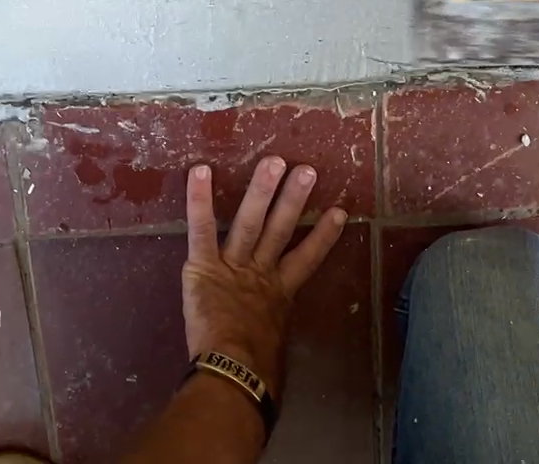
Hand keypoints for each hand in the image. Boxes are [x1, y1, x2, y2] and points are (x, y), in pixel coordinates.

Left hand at [182, 157, 346, 397]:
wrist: (236, 378)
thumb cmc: (257, 375)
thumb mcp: (273, 350)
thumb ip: (272, 336)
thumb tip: (271, 354)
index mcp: (280, 294)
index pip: (307, 258)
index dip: (323, 235)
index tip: (340, 211)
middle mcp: (261, 273)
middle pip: (280, 229)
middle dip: (294, 199)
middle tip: (307, 169)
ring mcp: (234, 266)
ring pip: (250, 221)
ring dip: (262, 189)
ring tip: (273, 161)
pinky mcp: (204, 267)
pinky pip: (202, 229)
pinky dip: (199, 200)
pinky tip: (199, 170)